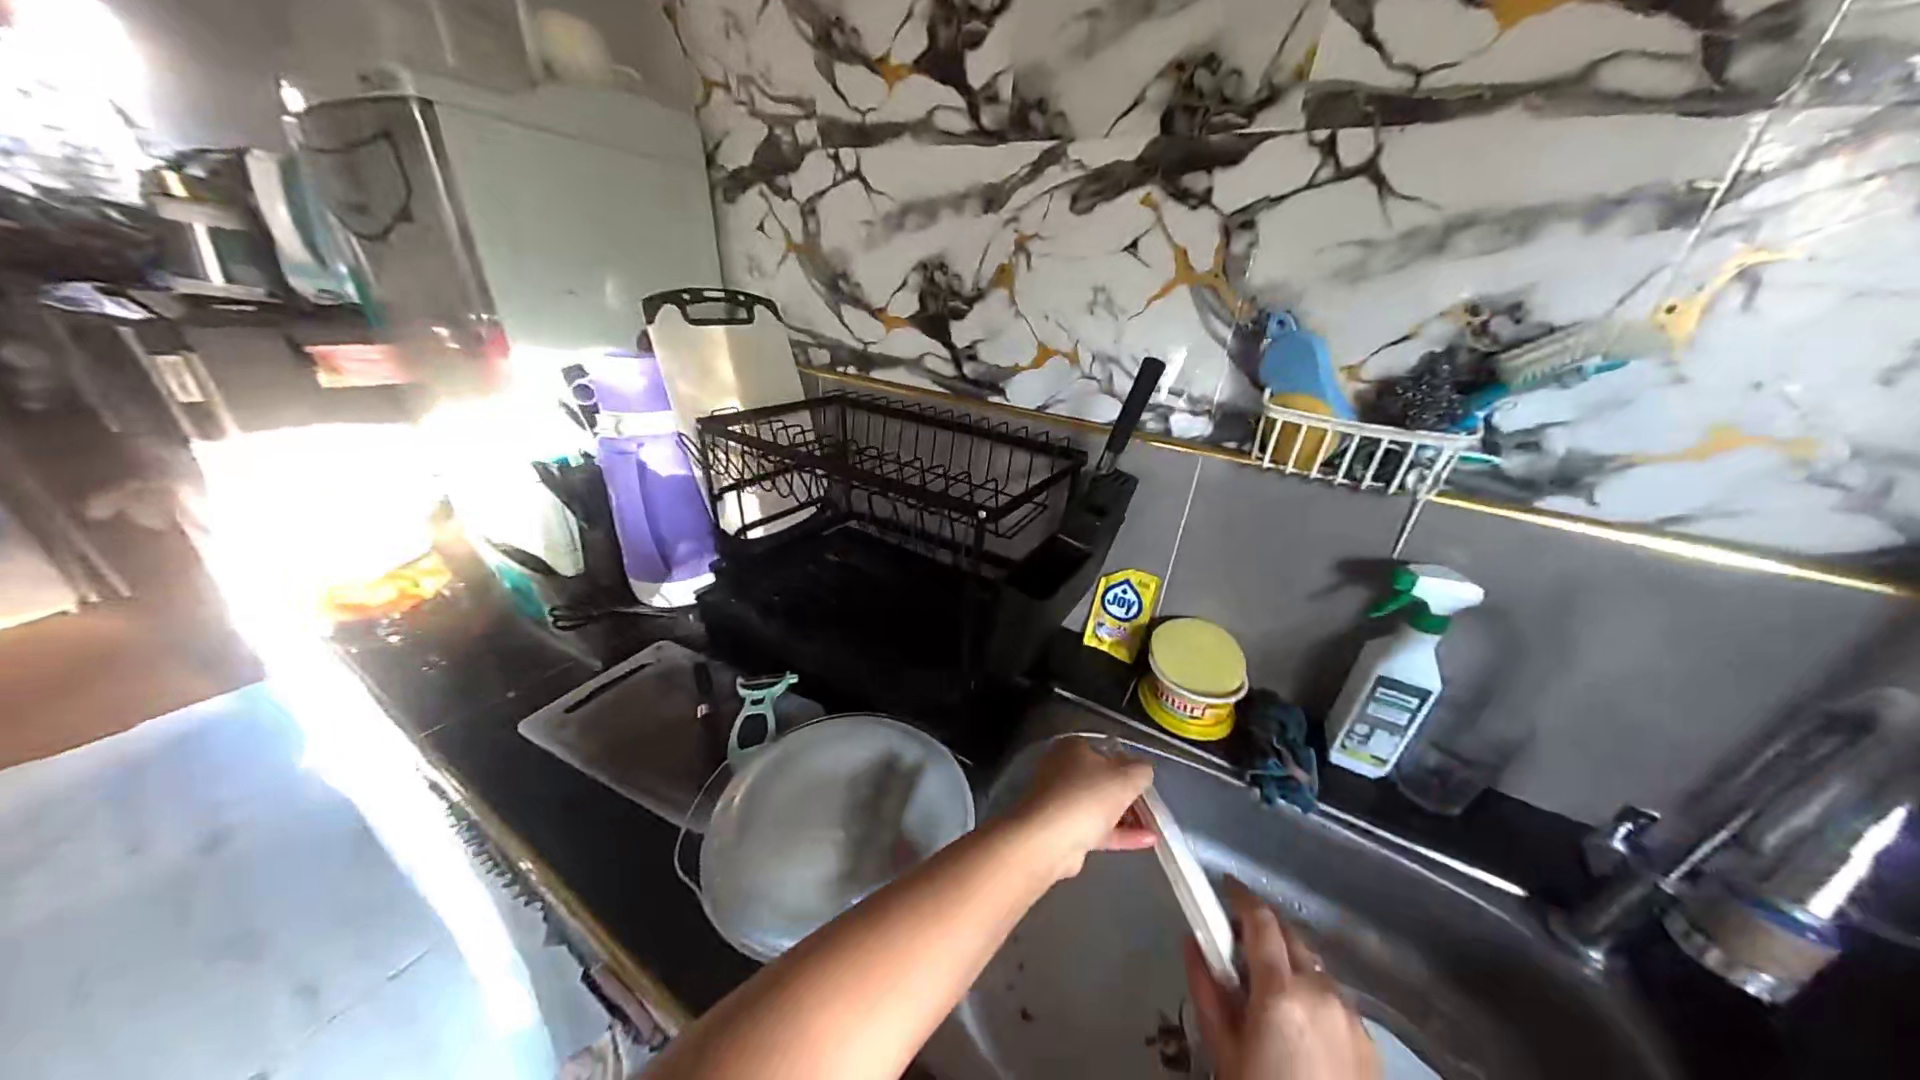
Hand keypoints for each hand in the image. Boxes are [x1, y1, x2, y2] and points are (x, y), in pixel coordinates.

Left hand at [1008, 738, 1155, 881]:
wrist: (1048, 839)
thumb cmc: (1087, 797)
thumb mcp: (1125, 777)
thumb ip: (1141, 770)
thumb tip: (1143, 769)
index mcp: (1073, 748)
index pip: (1107, 750)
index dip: (1129, 764)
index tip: (1146, 780)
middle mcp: (1063, 770)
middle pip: (1104, 779)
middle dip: (1130, 793)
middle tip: (1153, 806)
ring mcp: (1062, 800)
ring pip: (1101, 805)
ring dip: (1128, 815)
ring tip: (1155, 825)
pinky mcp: (1064, 828)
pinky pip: (1098, 827)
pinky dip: (1121, 833)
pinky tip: (1148, 840)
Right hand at [1184, 882, 1380, 1079]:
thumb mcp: (1224, 1048)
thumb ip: (1206, 987)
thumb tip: (1192, 940)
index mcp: (1282, 991)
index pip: (1261, 921)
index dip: (1241, 897)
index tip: (1224, 887)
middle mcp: (1322, 991)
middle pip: (1290, 935)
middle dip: (1263, 928)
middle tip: (1236, 940)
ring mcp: (1352, 1016)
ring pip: (1314, 965)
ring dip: (1288, 960)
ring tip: (1265, 986)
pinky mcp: (1370, 1040)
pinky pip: (1333, 996)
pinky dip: (1311, 990)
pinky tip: (1297, 1020)